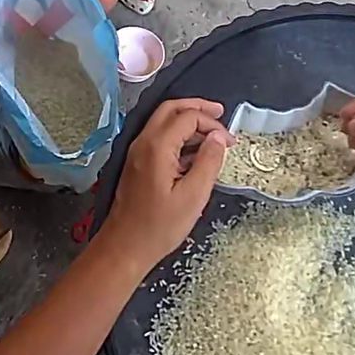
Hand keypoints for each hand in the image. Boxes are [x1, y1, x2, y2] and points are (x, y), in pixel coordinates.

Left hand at [96, 98, 231, 270]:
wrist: (125, 246)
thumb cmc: (159, 226)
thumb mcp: (193, 196)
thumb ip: (209, 162)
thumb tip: (218, 137)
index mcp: (156, 146)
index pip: (188, 117)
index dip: (212, 124)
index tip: (229, 141)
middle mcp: (143, 142)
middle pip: (170, 109)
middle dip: (197, 108)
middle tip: (220, 114)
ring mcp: (137, 151)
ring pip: (163, 121)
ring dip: (188, 120)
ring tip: (212, 133)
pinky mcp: (137, 162)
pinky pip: (159, 137)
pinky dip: (178, 135)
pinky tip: (195, 151)